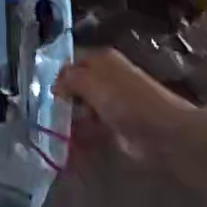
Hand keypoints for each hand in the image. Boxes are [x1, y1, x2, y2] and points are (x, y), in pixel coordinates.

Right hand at [53, 48, 197, 159]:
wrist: (163, 132)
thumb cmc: (126, 100)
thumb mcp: (92, 82)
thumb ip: (69, 79)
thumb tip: (55, 84)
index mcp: (101, 59)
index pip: (72, 63)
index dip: (58, 77)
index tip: (44, 95)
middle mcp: (106, 77)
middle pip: (77, 87)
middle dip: (63, 101)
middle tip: (47, 118)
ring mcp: (112, 103)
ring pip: (83, 109)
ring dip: (71, 122)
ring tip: (56, 135)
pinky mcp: (116, 127)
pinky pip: (92, 129)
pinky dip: (82, 137)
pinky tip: (70, 147)